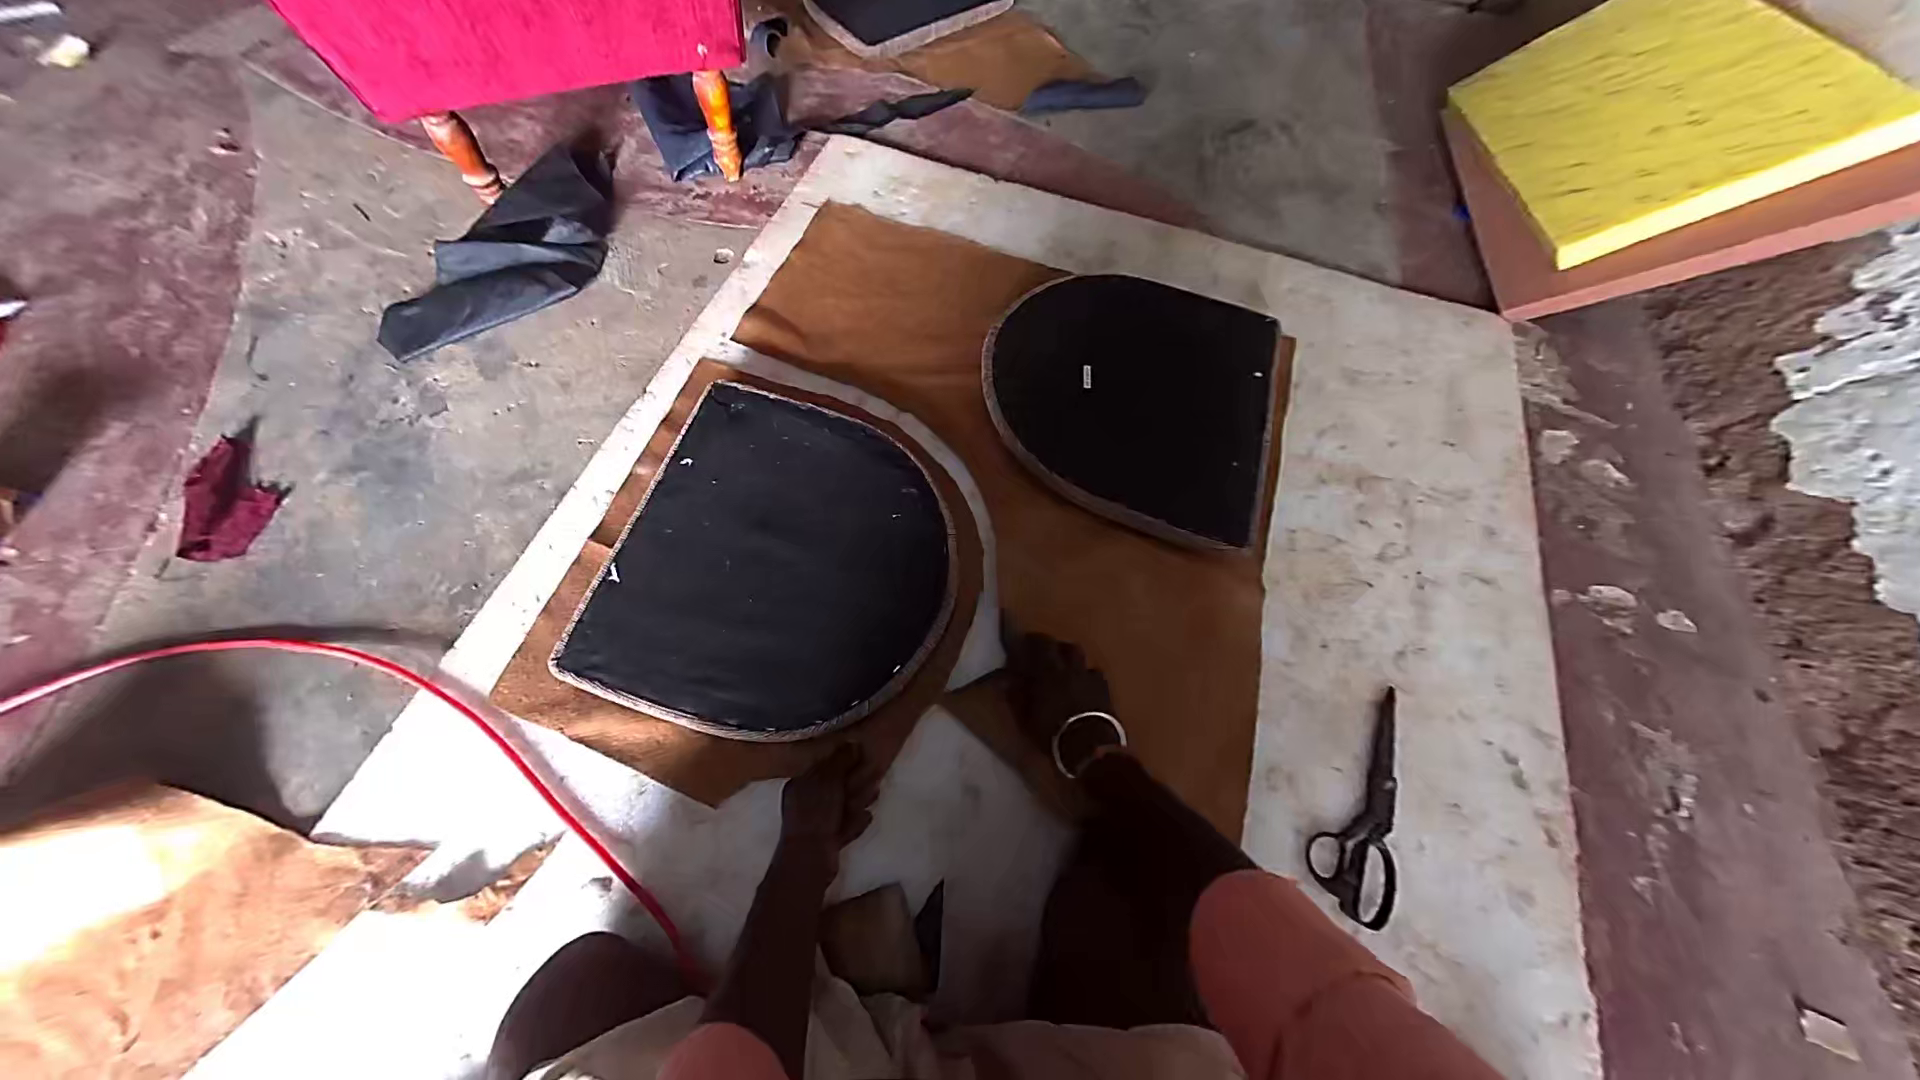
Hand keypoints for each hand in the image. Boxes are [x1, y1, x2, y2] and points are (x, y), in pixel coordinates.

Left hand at [780, 743, 879, 853]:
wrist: (810, 859)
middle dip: (855, 782)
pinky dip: (854, 821)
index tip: (862, 756)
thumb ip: (840, 761)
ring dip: (857, 800)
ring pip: (840, 806)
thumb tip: (852, 743)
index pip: (823, 765)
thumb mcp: (829, 780)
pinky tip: (865, 818)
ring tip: (874, 795)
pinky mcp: (824, 840)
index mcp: (800, 783)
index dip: (843, 760)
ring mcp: (814, 822)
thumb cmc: (816, 813)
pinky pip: (842, 825)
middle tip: (874, 778)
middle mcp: (805, 801)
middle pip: (834, 786)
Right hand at [1006, 631, 1122, 774]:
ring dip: (1075, 662)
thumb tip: (1004, 680)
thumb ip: (1016, 695)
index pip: (1042, 644)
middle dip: (1059, 648)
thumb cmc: (1052, 731)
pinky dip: (1089, 678)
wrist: (1089, 745)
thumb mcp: (1026, 716)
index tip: (1027, 641)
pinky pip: (1096, 676)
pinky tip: (1085, 686)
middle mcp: (1072, 669)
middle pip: (1069, 647)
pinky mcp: (1105, 691)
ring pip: (1084, 660)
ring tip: (1069, 670)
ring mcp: (1091, 679)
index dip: (1035, 640)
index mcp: (1050, 671)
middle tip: (1050, 655)